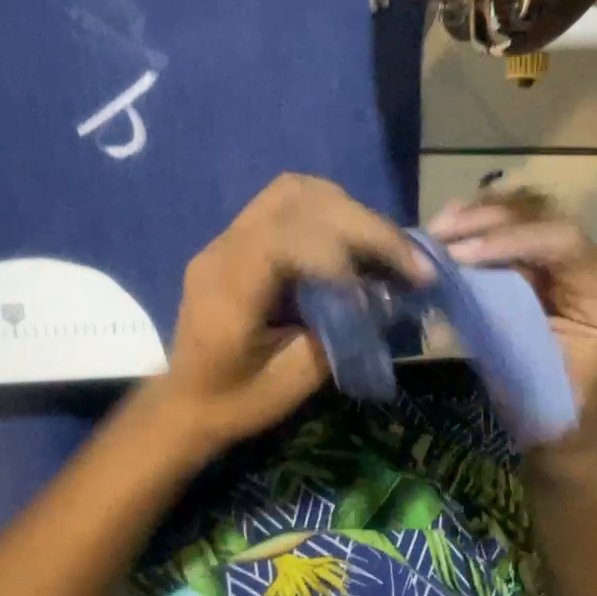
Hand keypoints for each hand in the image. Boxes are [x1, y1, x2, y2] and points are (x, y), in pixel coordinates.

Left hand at [155, 174, 430, 450]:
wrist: (185, 404)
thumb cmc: (235, 403)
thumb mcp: (292, 384)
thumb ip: (338, 336)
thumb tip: (385, 297)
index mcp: (227, 291)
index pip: (283, 238)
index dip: (340, 253)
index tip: (380, 291)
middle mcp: (223, 251)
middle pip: (297, 201)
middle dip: (363, 225)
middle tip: (411, 263)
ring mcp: (227, 238)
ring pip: (294, 191)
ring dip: (349, 212)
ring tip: (386, 250)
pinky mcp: (239, 238)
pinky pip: (288, 203)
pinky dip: (333, 214)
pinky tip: (357, 246)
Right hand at [427, 191, 596, 416]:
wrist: (555, 423)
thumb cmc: (546, 405)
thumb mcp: (527, 368)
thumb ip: (500, 318)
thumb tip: (454, 277)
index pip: (564, 242)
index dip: (511, 239)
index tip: (461, 254)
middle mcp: (590, 269)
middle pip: (543, 217)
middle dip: (487, 220)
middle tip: (439, 236)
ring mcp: (564, 262)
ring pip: (524, 214)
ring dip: (476, 216)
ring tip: (437, 230)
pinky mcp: (539, 263)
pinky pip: (508, 228)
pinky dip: (474, 225)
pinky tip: (443, 229)